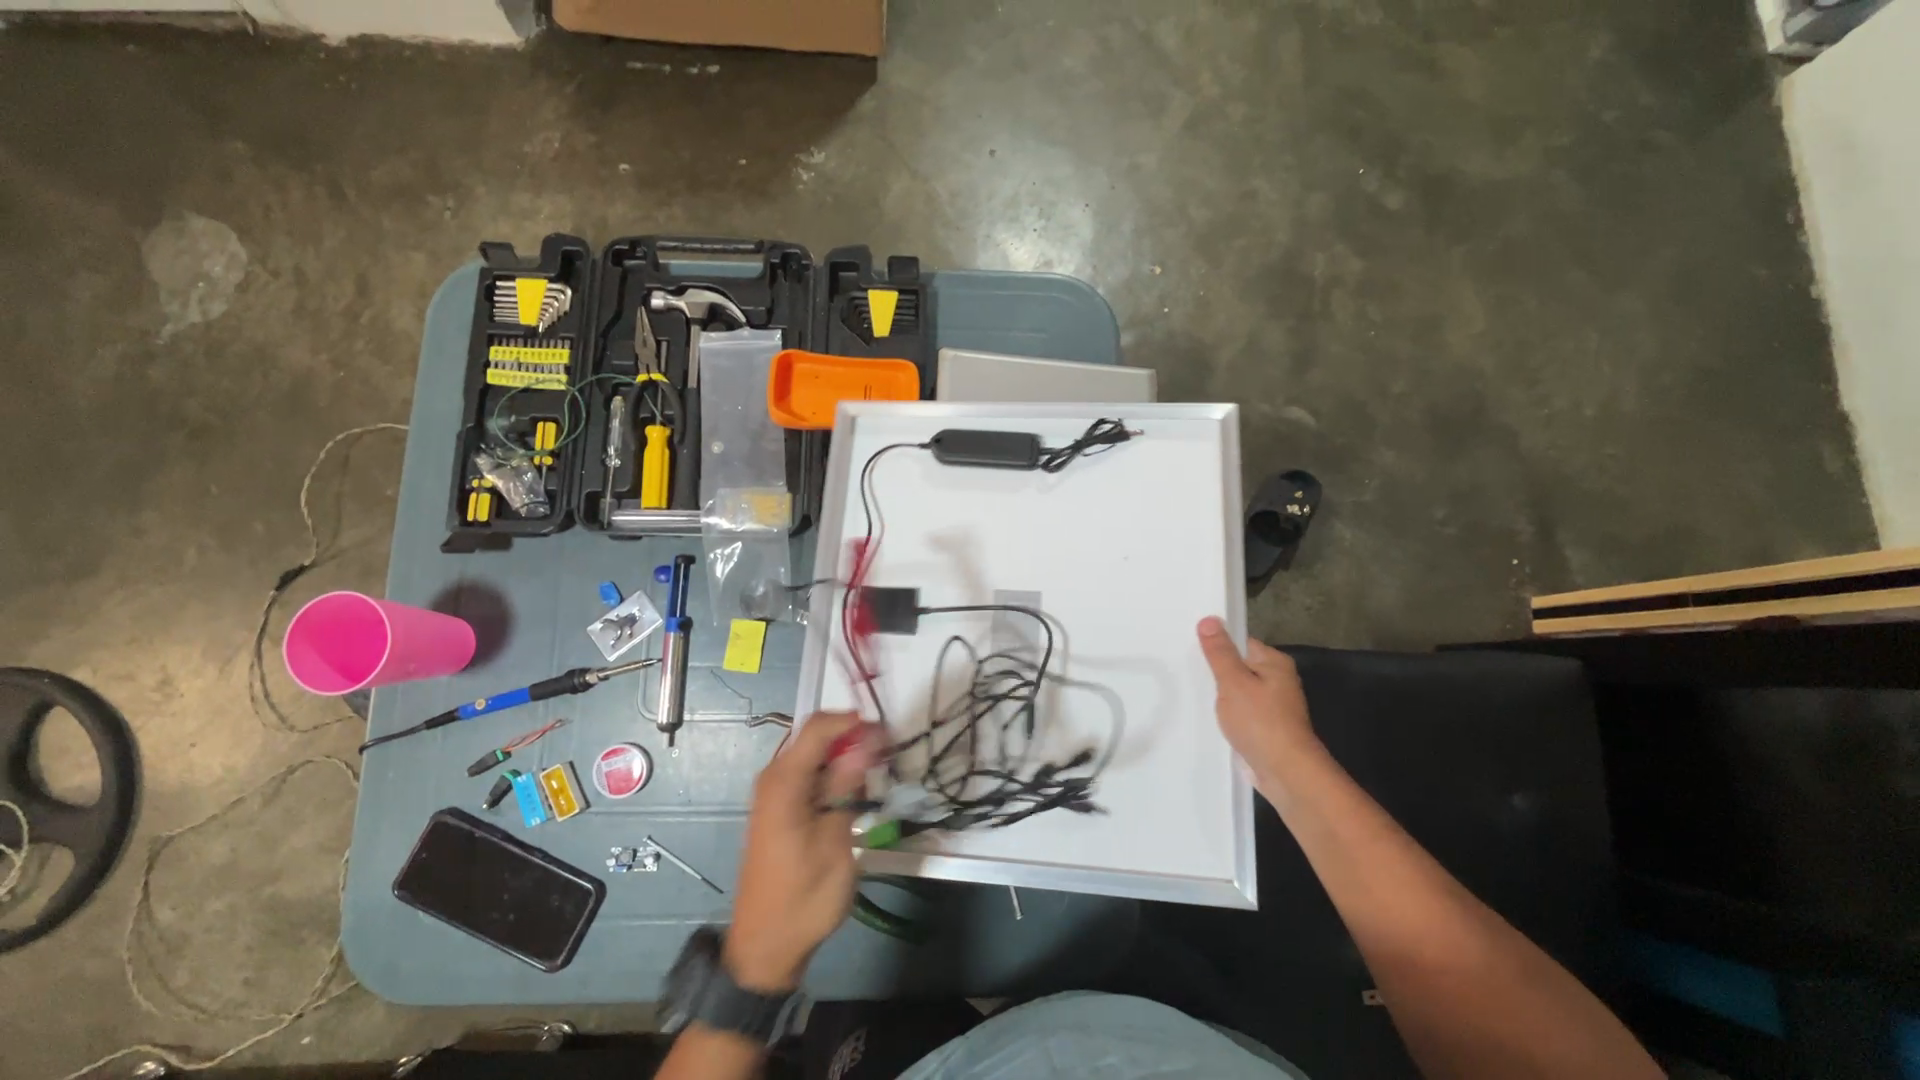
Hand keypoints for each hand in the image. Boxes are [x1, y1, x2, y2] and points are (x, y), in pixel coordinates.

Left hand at [725, 711, 877, 992]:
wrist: (767, 945)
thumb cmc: (804, 896)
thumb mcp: (834, 840)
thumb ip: (846, 785)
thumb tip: (865, 740)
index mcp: (783, 781)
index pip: (819, 726)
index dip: (854, 722)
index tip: (888, 735)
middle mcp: (774, 778)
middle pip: (816, 738)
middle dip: (853, 739)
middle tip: (888, 758)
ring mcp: (774, 794)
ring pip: (814, 757)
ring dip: (845, 759)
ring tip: (877, 778)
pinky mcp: (780, 809)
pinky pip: (809, 776)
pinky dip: (833, 777)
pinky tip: (854, 796)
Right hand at [1196, 617, 1325, 794]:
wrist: (1283, 770)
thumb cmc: (1260, 721)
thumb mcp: (1234, 682)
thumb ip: (1220, 652)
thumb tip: (1209, 619)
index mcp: (1274, 663)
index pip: (1240, 643)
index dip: (1215, 644)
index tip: (1188, 646)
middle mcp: (1276, 680)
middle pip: (1238, 667)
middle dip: (1214, 671)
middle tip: (1182, 668)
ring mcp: (1271, 706)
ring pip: (1236, 692)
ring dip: (1218, 695)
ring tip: (1187, 691)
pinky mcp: (1263, 727)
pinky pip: (1238, 712)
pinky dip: (1225, 714)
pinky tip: (1204, 716)